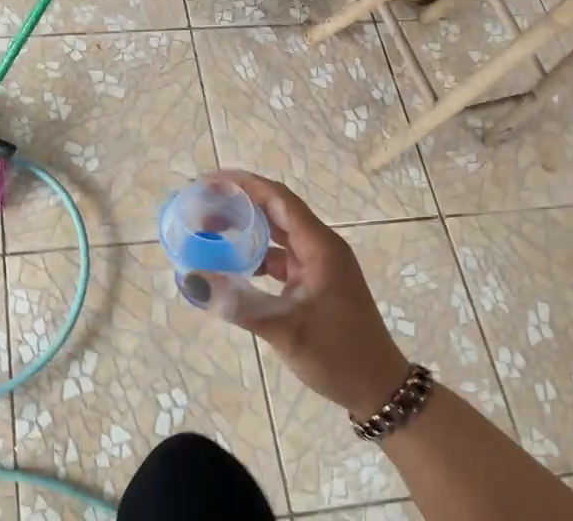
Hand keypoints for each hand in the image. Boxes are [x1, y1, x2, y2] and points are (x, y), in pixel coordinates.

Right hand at [192, 171, 411, 417]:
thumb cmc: (339, 355)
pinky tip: (231, 263)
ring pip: (277, 233)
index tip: (208, 183)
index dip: (243, 185)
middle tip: (201, 204)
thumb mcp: (286, 330)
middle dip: (239, 202)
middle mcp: (321, 247)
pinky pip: (280, 256)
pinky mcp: (314, 282)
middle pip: (276, 210)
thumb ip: (238, 303)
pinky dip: (256, 254)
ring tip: (209, 229)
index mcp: (320, 247)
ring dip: (246, 228)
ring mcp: (319, 265)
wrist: (380, 391)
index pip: (278, 199)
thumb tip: (192, 281)